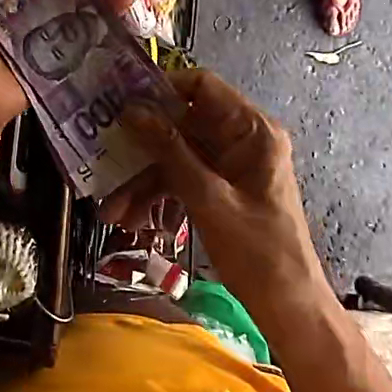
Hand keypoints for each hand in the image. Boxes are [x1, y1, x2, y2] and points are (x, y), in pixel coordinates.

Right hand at [105, 69, 332, 311]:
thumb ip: (171, 152)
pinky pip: (186, 180)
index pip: (203, 87)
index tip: (121, 103)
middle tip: (104, 162)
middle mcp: (243, 140)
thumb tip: (134, 112)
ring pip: (179, 157)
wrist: (287, 304)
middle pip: (184, 126)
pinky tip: (133, 220)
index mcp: (252, 130)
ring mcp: (232, 166)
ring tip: (112, 213)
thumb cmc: (257, 250)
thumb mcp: (208, 199)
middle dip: (143, 149)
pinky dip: (161, 197)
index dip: (162, 90)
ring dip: (145, 181)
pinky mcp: (223, 189)